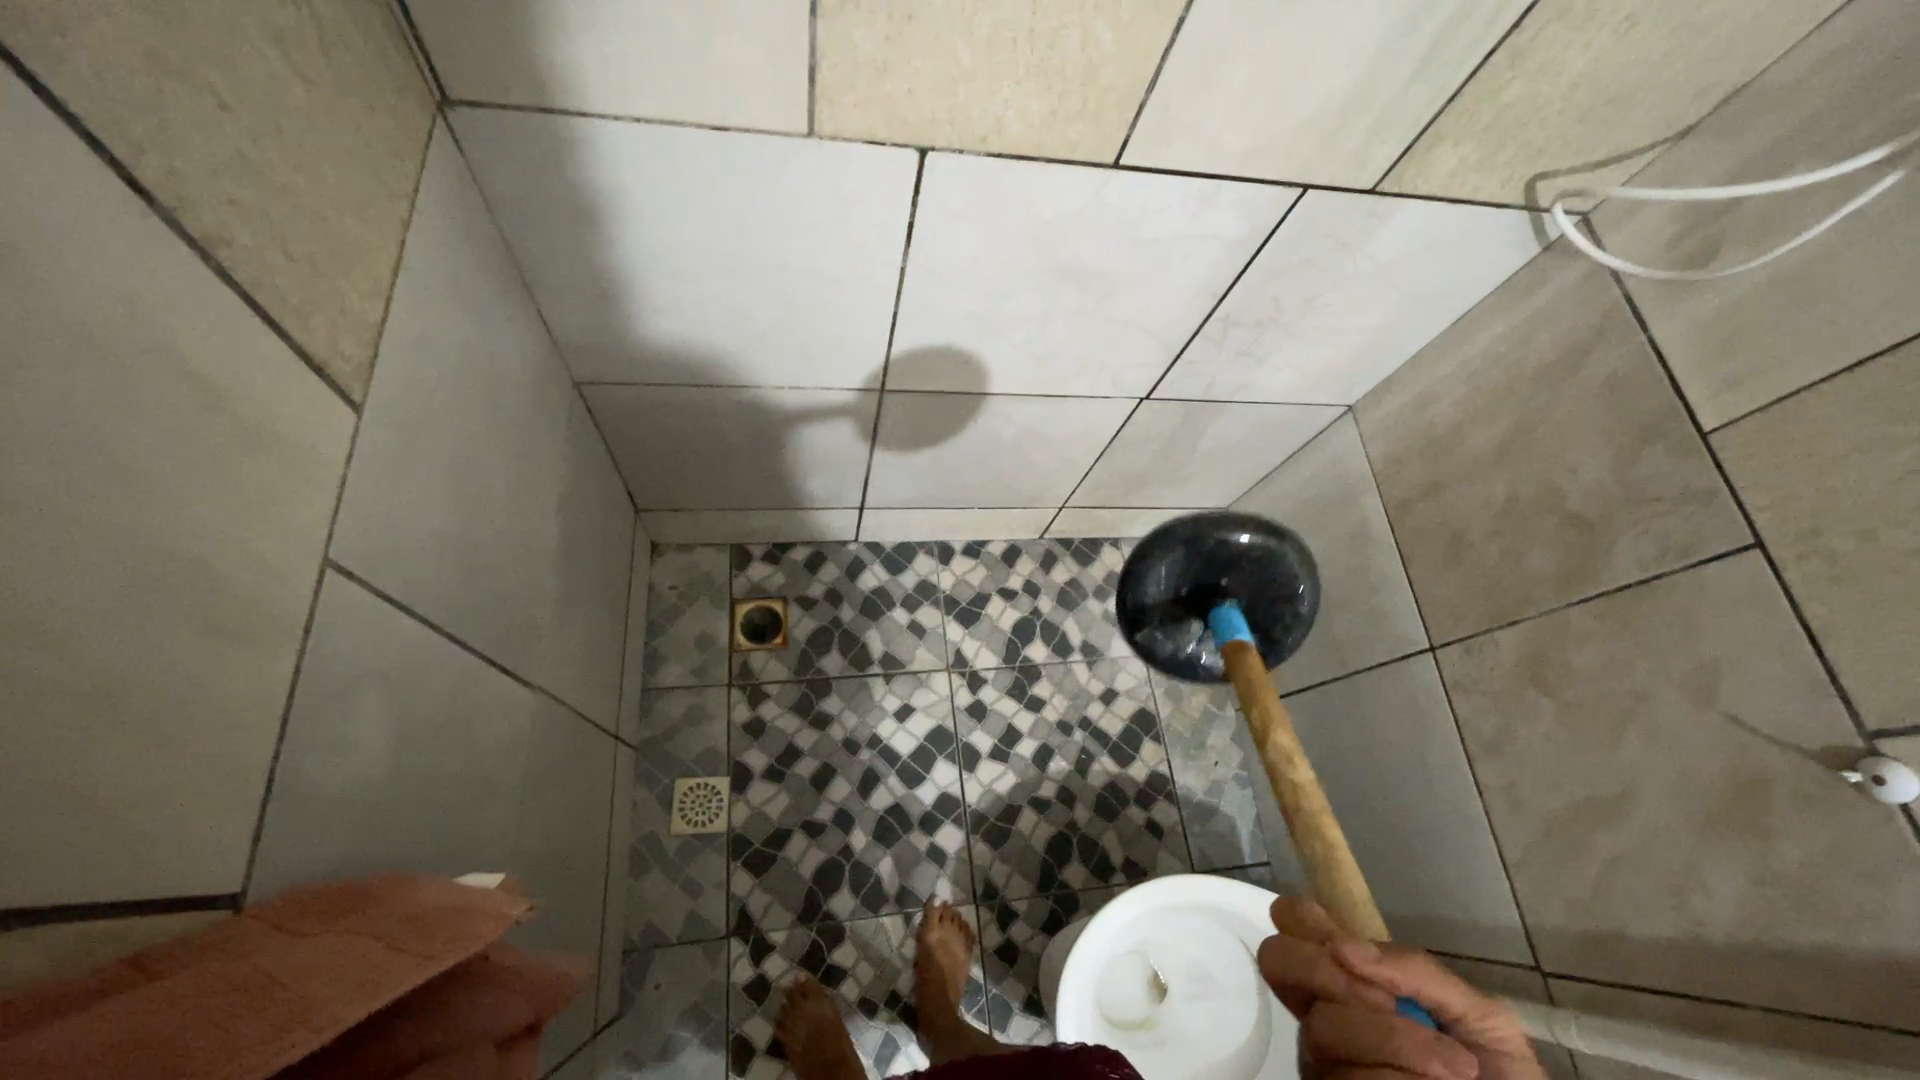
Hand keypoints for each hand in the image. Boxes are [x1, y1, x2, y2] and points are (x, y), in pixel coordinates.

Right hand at [1256, 896, 1547, 1079]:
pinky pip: (1348, 1075)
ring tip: (1453, 1068)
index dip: (1302, 920)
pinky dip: (1403, 1077)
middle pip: (1279, 961)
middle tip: (1389, 1002)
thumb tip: (1342, 947)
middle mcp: (1322, 1012)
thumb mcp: (1479, 1014)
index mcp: (1352, 979)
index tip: (1345, 948)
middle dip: (1332, 975)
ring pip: (1324, 1027)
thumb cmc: (1499, 1076)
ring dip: (1398, 1042)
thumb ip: (1417, 971)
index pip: (1292, 921)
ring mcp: (1321, 1060)